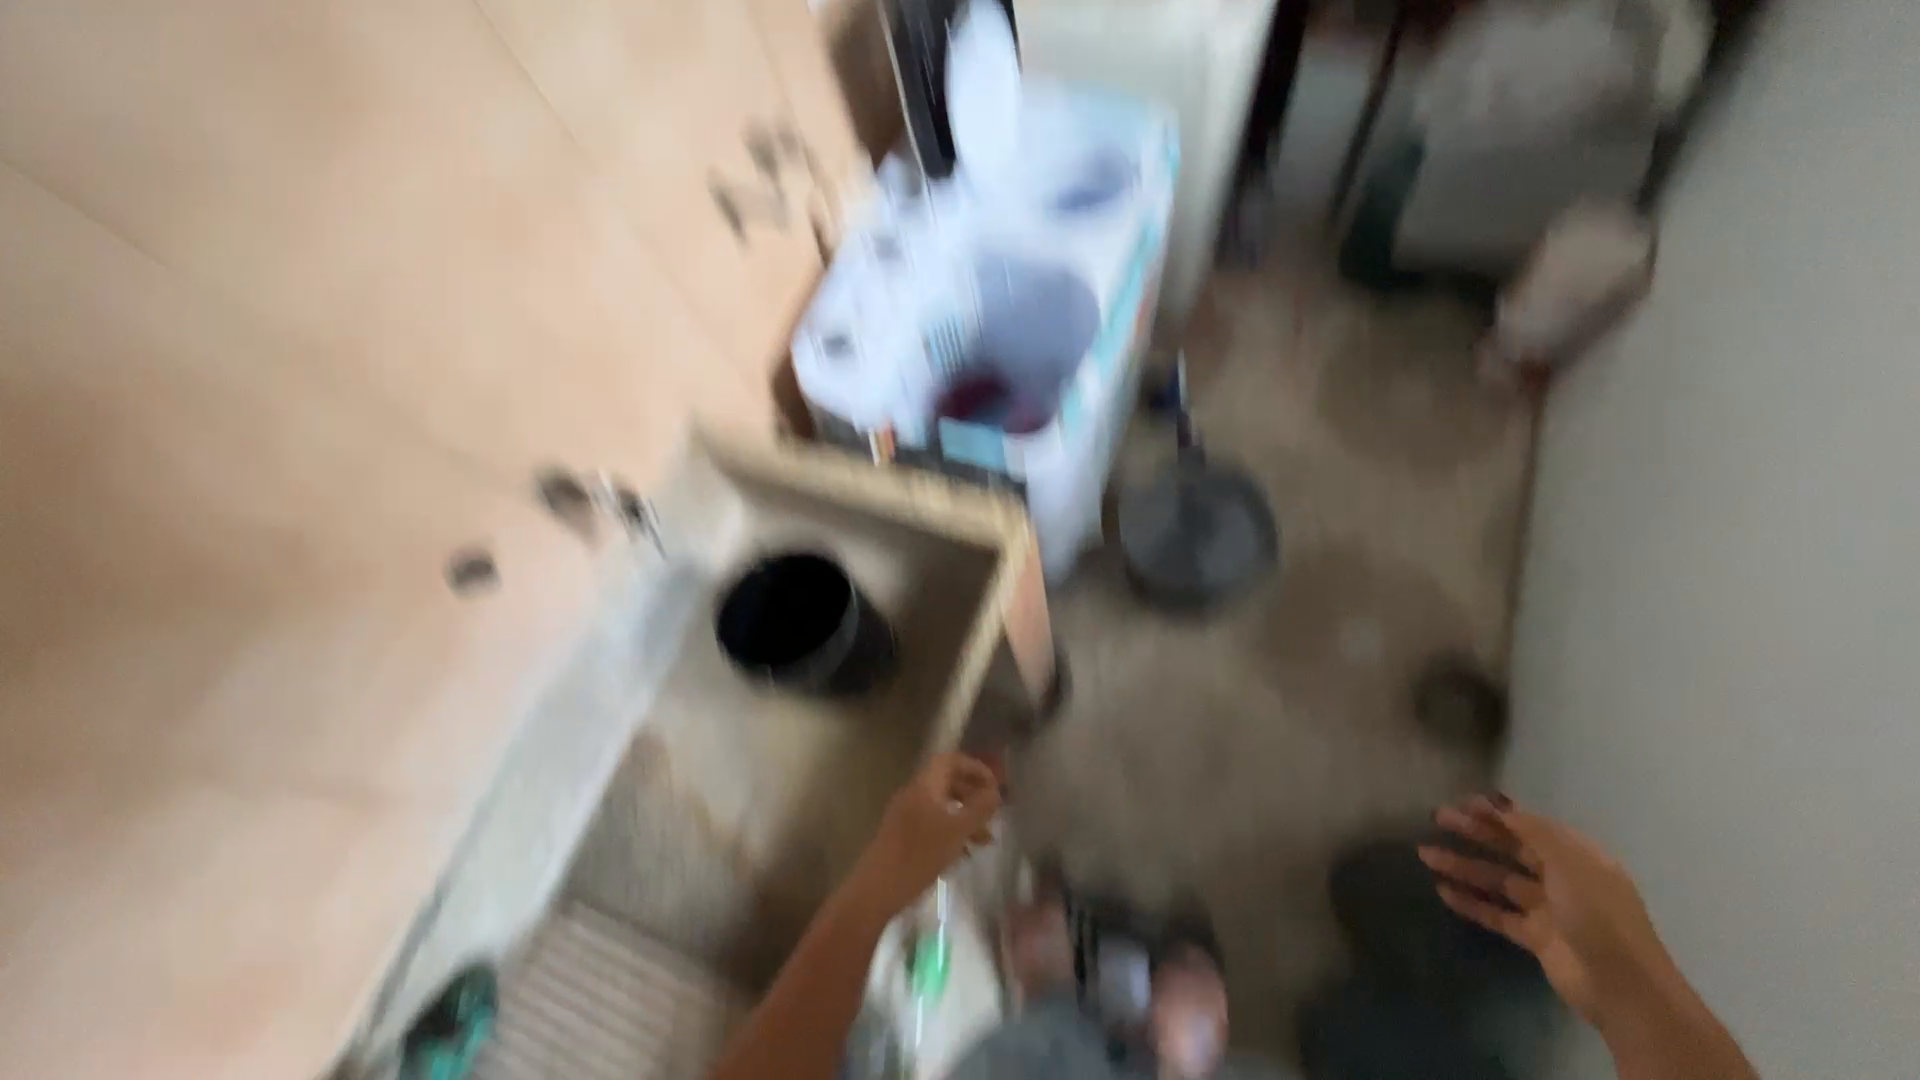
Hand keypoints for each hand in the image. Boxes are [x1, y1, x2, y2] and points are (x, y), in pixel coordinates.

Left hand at [844, 752, 1001, 920]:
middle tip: (993, 814)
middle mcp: (913, 794)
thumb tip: (995, 792)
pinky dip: (951, 832)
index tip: (995, 787)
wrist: (875, 890)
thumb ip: (979, 809)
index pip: (950, 760)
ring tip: (986, 841)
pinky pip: (932, 824)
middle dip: (973, 795)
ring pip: (942, 806)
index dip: (974, 767)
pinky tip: (964, 854)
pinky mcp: (902, 836)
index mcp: (924, 785)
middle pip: (947, 782)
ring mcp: (905, 815)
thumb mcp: (956, 832)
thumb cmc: (919, 856)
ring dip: (965, 818)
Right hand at [1420, 795, 1677, 1028]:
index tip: (1463, 801)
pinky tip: (1442, 891)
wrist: (1622, 986)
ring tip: (1425, 855)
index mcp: (1579, 857)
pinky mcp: (1535, 937)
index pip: (1533, 826)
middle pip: (1512, 849)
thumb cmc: (1599, 915)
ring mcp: (1548, 909)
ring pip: (1498, 880)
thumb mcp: (1570, 863)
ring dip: (1463, 866)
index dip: (1499, 813)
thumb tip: (1501, 804)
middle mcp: (1563, 879)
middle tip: (1437, 818)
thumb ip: (1533, 831)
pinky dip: (1470, 902)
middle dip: (1475, 833)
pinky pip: (1496, 913)